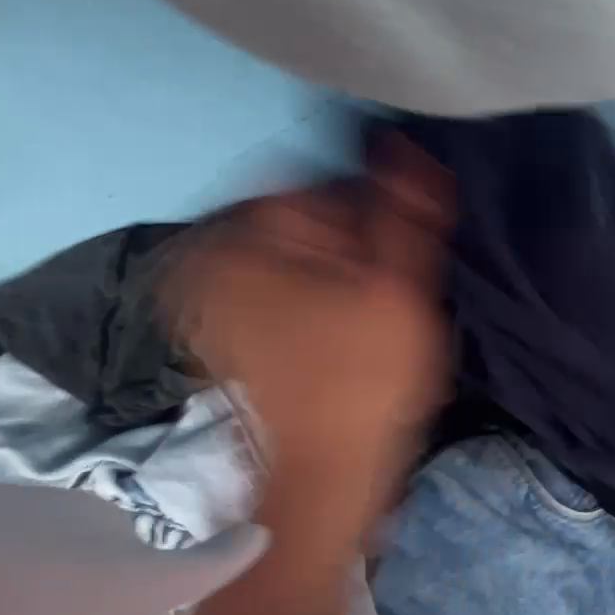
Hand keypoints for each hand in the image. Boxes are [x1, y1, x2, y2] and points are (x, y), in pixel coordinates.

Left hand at [170, 136, 454, 530]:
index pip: (317, 184)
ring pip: (298, 255)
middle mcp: (207, 259)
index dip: (374, 213)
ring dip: (343, 270)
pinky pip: (283, 286)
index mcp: (237, 240)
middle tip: (394, 290)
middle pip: (304, 221)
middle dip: (356, 242)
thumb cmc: (366, 377)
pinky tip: (349, 330)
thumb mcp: (400, 287)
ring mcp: (211, 299)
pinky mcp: (228, 330)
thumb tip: (406, 145)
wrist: (332, 468)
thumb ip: (404, 212)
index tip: (406, 257)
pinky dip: (320, 295)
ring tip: (376, 313)